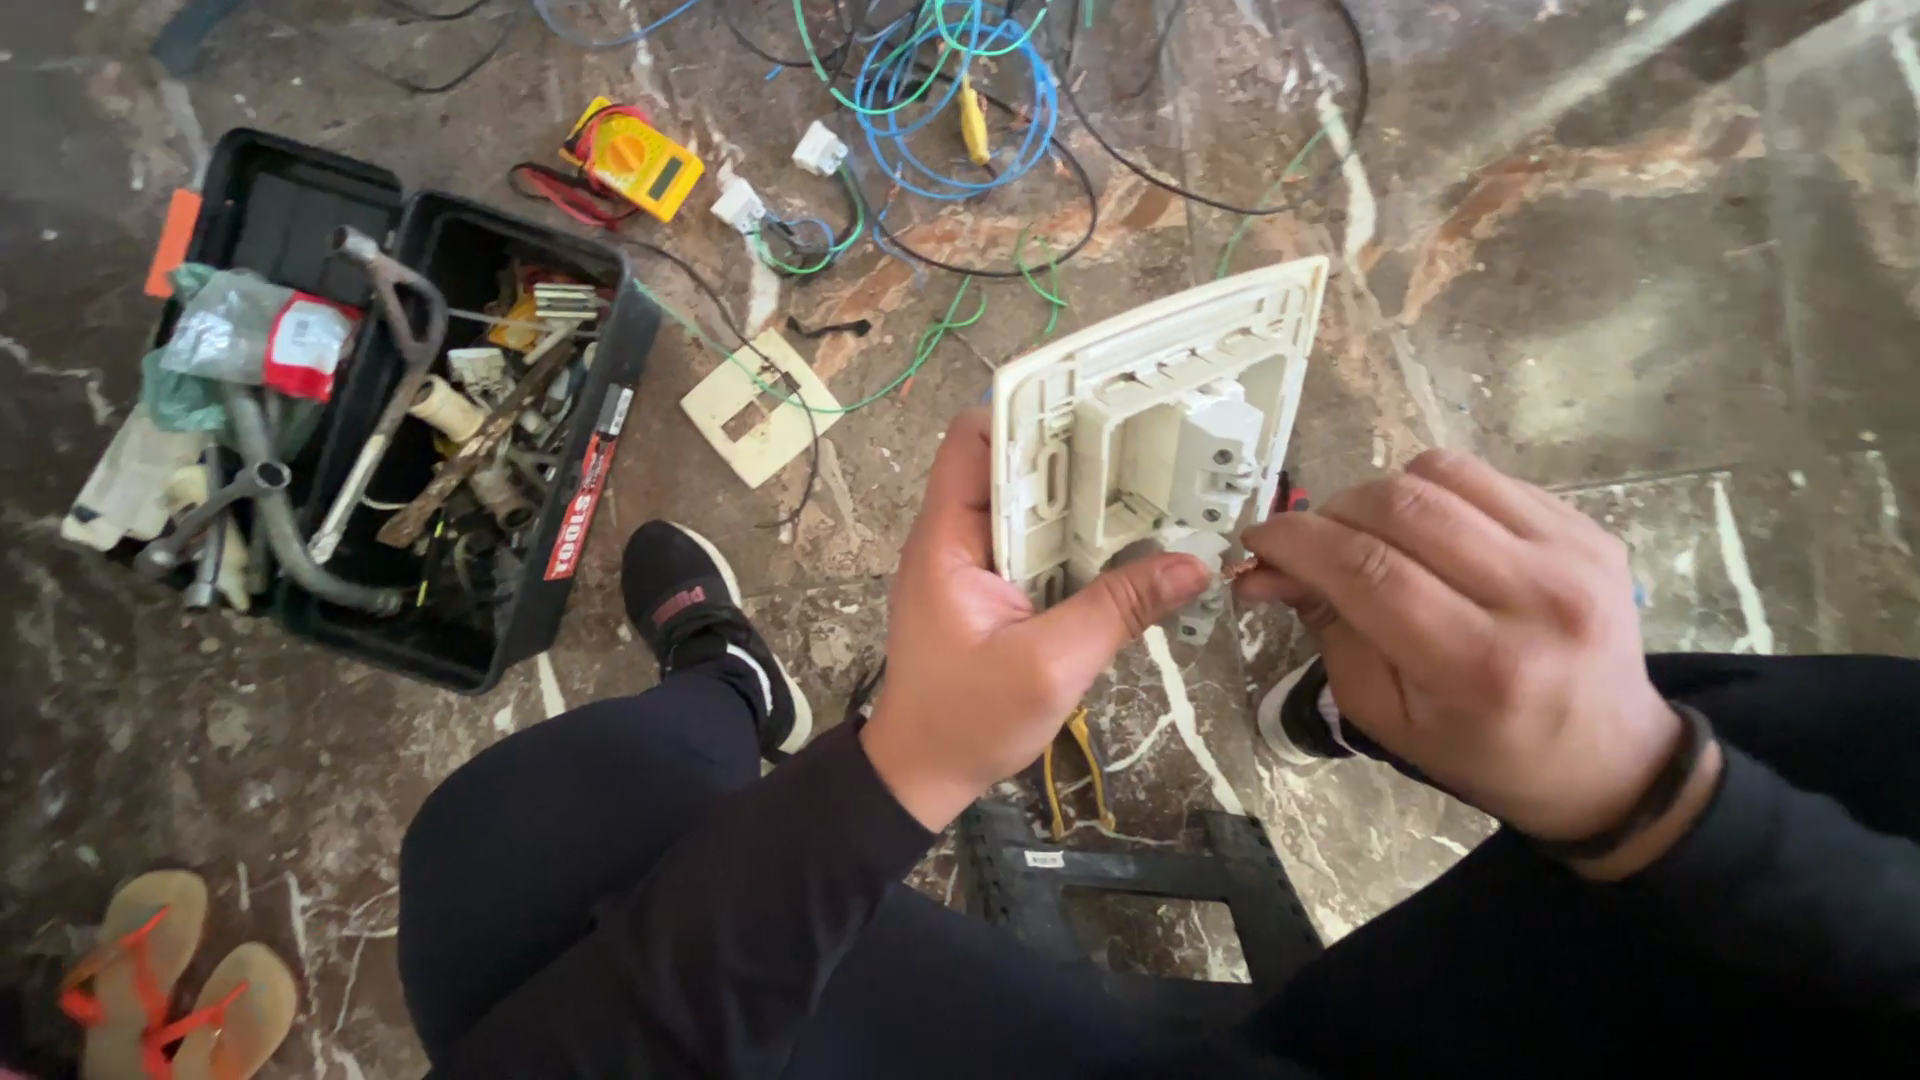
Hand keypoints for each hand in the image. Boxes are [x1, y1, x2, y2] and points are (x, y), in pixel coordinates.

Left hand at [862, 408, 1211, 830]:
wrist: (923, 773)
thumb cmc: (967, 720)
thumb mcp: (1048, 667)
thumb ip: (1117, 610)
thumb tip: (1191, 564)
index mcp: (946, 539)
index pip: (971, 440)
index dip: (1025, 414)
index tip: (1092, 409)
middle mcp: (954, 538)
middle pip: (1009, 468)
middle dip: (1071, 454)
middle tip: (1143, 444)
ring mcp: (970, 565)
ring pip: (1027, 509)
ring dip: (1079, 502)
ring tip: (1147, 486)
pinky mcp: (988, 591)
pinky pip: (1033, 548)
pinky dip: (1073, 542)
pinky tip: (1123, 546)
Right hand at [1235, 449, 1719, 877]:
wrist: (1605, 757)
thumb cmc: (1475, 747)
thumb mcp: (1380, 710)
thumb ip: (1324, 628)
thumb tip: (1264, 570)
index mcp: (1478, 665)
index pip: (1366, 570)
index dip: (1295, 542)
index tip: (1256, 541)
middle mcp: (1535, 598)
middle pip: (1400, 508)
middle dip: (1328, 513)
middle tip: (1307, 543)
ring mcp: (1571, 553)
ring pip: (1435, 476)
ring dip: (1373, 496)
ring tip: (1363, 535)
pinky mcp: (1585, 526)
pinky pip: (1476, 474)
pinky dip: (1423, 490)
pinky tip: (1420, 531)